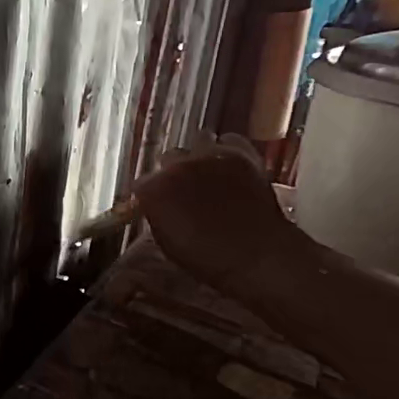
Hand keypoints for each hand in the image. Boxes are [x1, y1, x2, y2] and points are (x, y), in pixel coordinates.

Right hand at [133, 137, 309, 291]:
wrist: (256, 255)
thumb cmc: (205, 257)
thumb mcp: (166, 241)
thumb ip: (157, 215)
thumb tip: (158, 206)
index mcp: (152, 189)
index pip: (142, 183)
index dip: (151, 194)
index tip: (157, 204)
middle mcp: (176, 166)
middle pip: (168, 158)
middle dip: (173, 171)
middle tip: (184, 188)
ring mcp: (210, 157)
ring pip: (198, 141)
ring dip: (200, 155)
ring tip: (207, 170)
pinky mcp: (242, 156)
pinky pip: (231, 141)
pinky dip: (228, 150)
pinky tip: (230, 163)